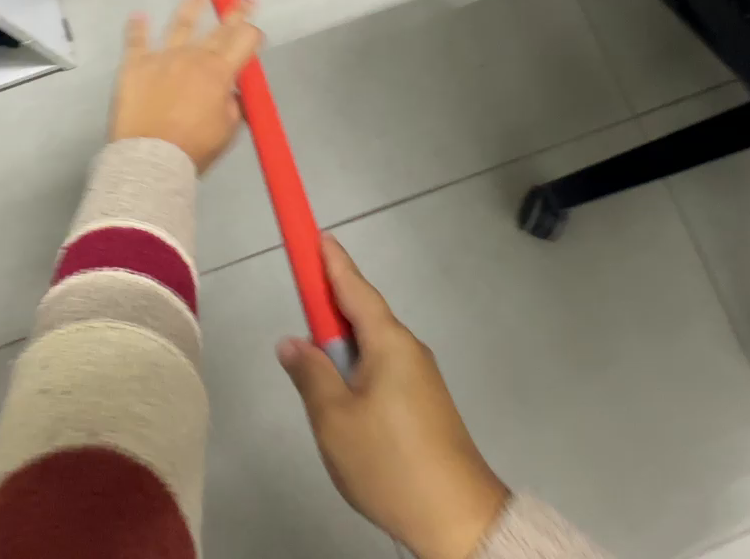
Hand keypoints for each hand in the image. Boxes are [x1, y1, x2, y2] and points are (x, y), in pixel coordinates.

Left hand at [109, 0, 263, 173]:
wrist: (151, 159)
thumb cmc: (194, 148)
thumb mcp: (228, 129)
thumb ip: (232, 104)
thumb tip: (227, 91)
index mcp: (220, 72)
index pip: (245, 41)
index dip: (254, 34)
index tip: (256, 32)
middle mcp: (193, 57)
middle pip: (220, 28)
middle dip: (236, 10)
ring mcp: (162, 57)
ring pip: (180, 23)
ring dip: (192, 3)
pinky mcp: (134, 65)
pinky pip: (136, 41)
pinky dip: (137, 27)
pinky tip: (139, 15)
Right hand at [277, 236, 510, 558]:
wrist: (456, 514)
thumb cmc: (389, 460)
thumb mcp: (335, 419)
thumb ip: (311, 374)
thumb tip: (293, 341)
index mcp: (388, 342)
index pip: (355, 289)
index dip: (333, 262)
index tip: (318, 235)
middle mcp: (408, 349)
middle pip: (364, 314)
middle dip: (333, 303)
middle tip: (303, 295)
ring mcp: (420, 376)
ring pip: (373, 345)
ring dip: (344, 342)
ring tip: (315, 357)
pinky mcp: (425, 402)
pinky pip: (384, 367)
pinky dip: (359, 365)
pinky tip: (344, 391)